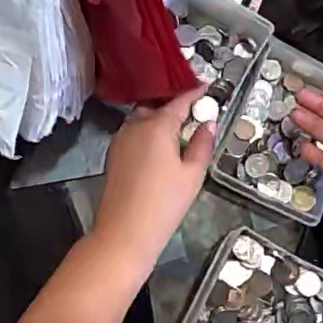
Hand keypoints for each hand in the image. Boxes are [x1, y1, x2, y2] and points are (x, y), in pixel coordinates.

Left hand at [94, 87, 214, 255]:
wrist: (124, 234)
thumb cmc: (164, 203)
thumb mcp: (193, 174)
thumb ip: (203, 144)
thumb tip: (208, 123)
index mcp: (157, 126)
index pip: (179, 101)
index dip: (195, 93)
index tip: (208, 88)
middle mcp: (135, 126)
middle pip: (157, 106)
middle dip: (176, 105)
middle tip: (196, 112)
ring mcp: (121, 140)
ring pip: (143, 118)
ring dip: (160, 118)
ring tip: (181, 129)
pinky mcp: (114, 155)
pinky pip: (134, 133)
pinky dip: (149, 131)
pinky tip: (162, 147)